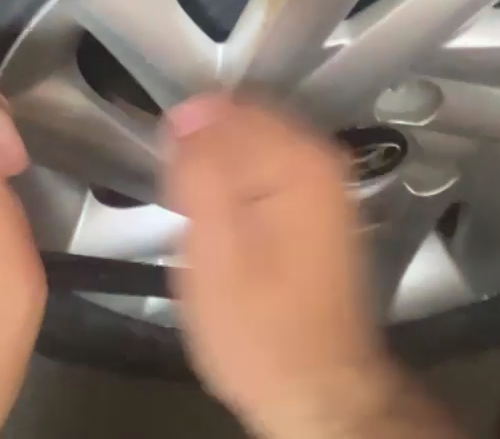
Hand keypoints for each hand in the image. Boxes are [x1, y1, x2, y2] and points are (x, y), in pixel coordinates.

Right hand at [165, 96, 455, 437]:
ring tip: (207, 226)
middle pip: (241, 122)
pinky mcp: (319, 209)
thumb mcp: (213, 248)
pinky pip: (265, 173)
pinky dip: (239, 191)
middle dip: (205, 155)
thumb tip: (190, 110)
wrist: (320, 394)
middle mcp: (321, 158)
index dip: (188, 136)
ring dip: (220, 174)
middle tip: (190, 210)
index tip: (174, 179)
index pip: (226, 105)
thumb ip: (200, 169)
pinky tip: (228, 233)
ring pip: (251, 148)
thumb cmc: (261, 329)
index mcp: (298, 158)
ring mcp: (325, 183)